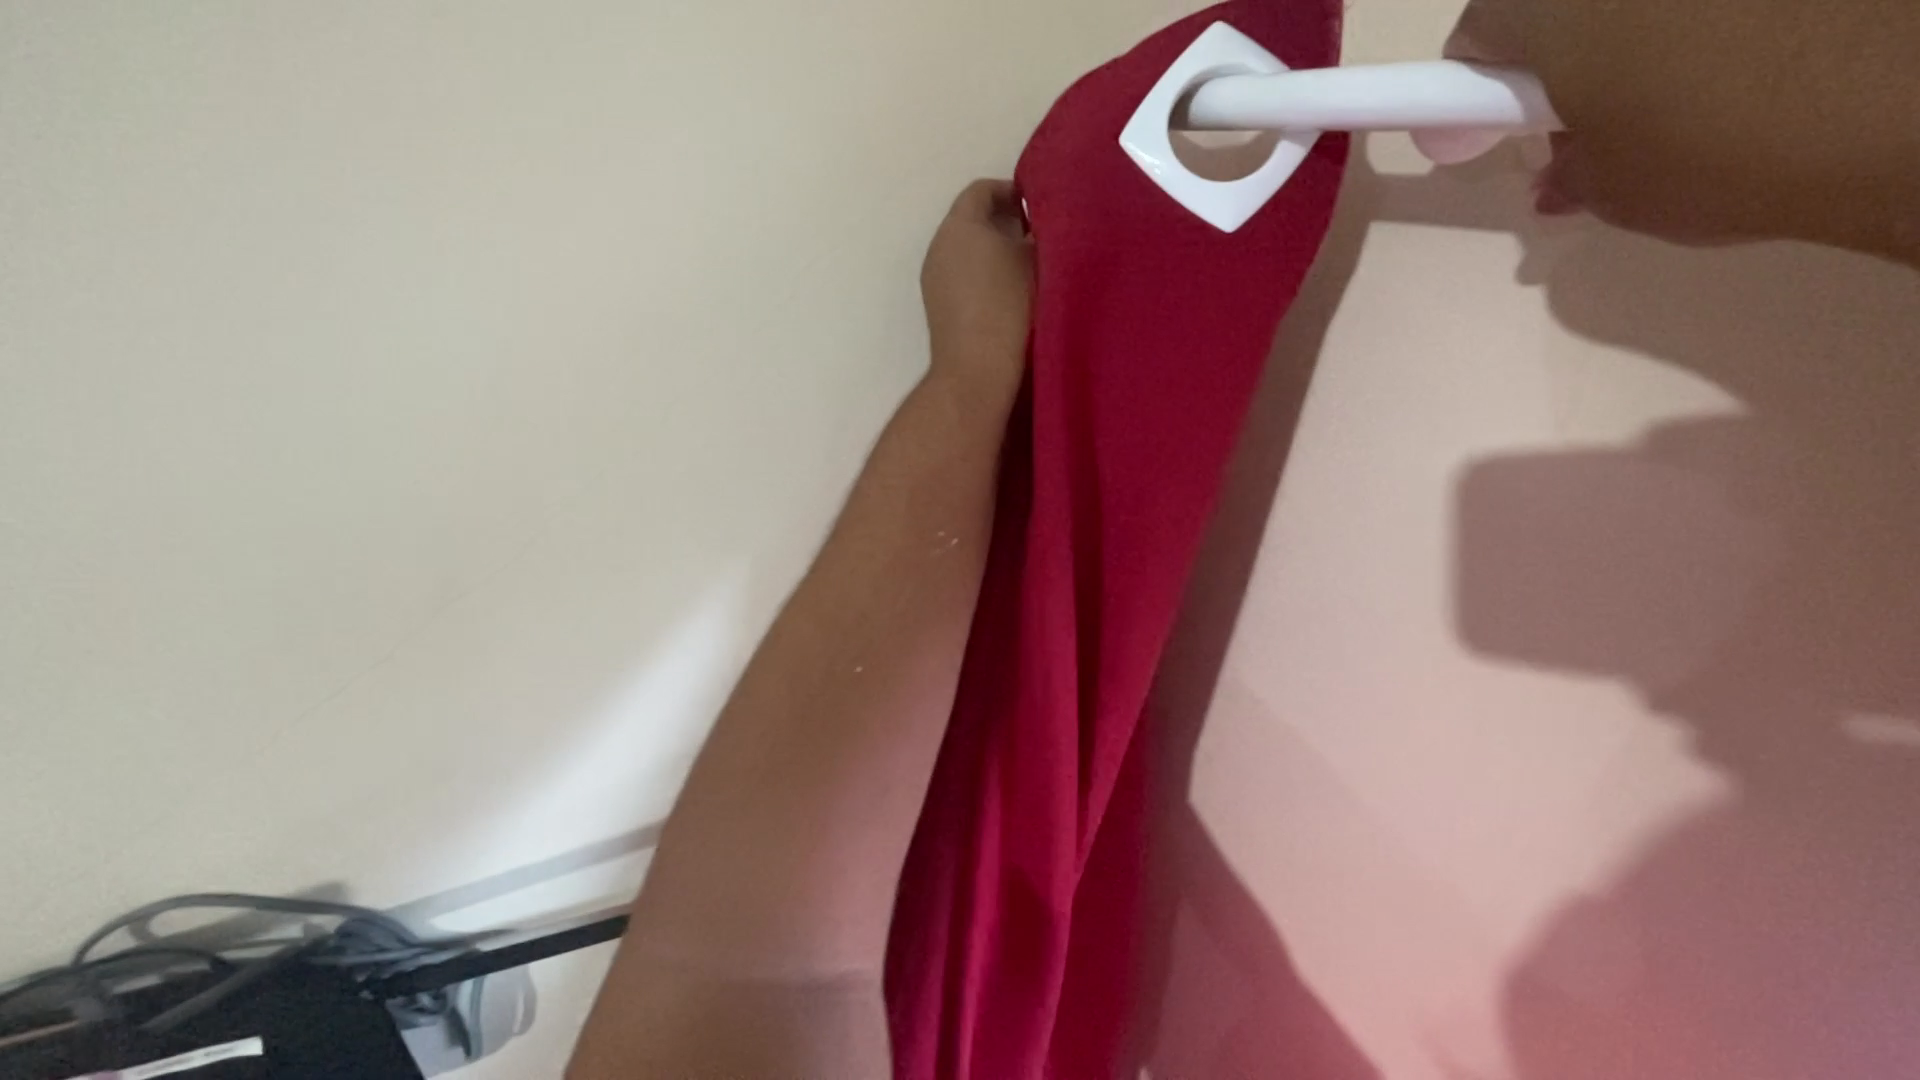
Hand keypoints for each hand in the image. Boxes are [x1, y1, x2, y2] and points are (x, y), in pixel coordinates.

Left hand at [921, 179, 1034, 398]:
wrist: (976, 367)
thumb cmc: (1009, 304)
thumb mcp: (1035, 260)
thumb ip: (1038, 234)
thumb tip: (1037, 228)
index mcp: (959, 225)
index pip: (980, 190)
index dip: (1010, 190)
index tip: (1036, 205)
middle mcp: (938, 245)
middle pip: (969, 219)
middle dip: (1001, 221)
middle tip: (1034, 235)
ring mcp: (932, 278)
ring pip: (964, 251)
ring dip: (991, 252)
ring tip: (1022, 268)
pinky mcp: (935, 306)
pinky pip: (959, 277)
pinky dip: (980, 276)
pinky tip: (1004, 296)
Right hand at [1421, 0, 1919, 259]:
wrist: (1910, 112)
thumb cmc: (1721, 154)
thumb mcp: (1611, 189)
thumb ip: (1565, 165)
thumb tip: (1560, 164)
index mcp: (1558, 4)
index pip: (1475, 32)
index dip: (1472, 83)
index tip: (1490, 120)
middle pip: (1558, 2)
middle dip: (1559, 52)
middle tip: (1585, 112)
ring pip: (1634, 1)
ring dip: (1637, 30)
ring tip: (1684, 83)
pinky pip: (1715, 3)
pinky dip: (1716, 20)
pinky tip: (1756, 47)